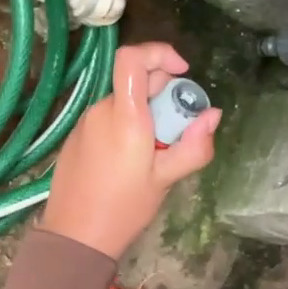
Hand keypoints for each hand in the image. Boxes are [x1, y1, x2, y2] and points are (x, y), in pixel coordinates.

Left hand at [41, 43, 221, 258]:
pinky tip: (131, 161)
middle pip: (135, 81)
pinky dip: (127, 126)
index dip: (159, 53)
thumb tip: (212, 115)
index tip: (182, 72)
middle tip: (178, 130)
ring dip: (146, 114)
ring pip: (123, 102)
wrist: (75, 236)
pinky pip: (108, 119)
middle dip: (163, 94)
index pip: (132, 58)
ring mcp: (85, 123)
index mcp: (124, 115)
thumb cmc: (124, 207)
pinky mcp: (77, 137)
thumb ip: (193, 145)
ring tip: (156, 153)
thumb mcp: (166, 179)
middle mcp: (101, 110)